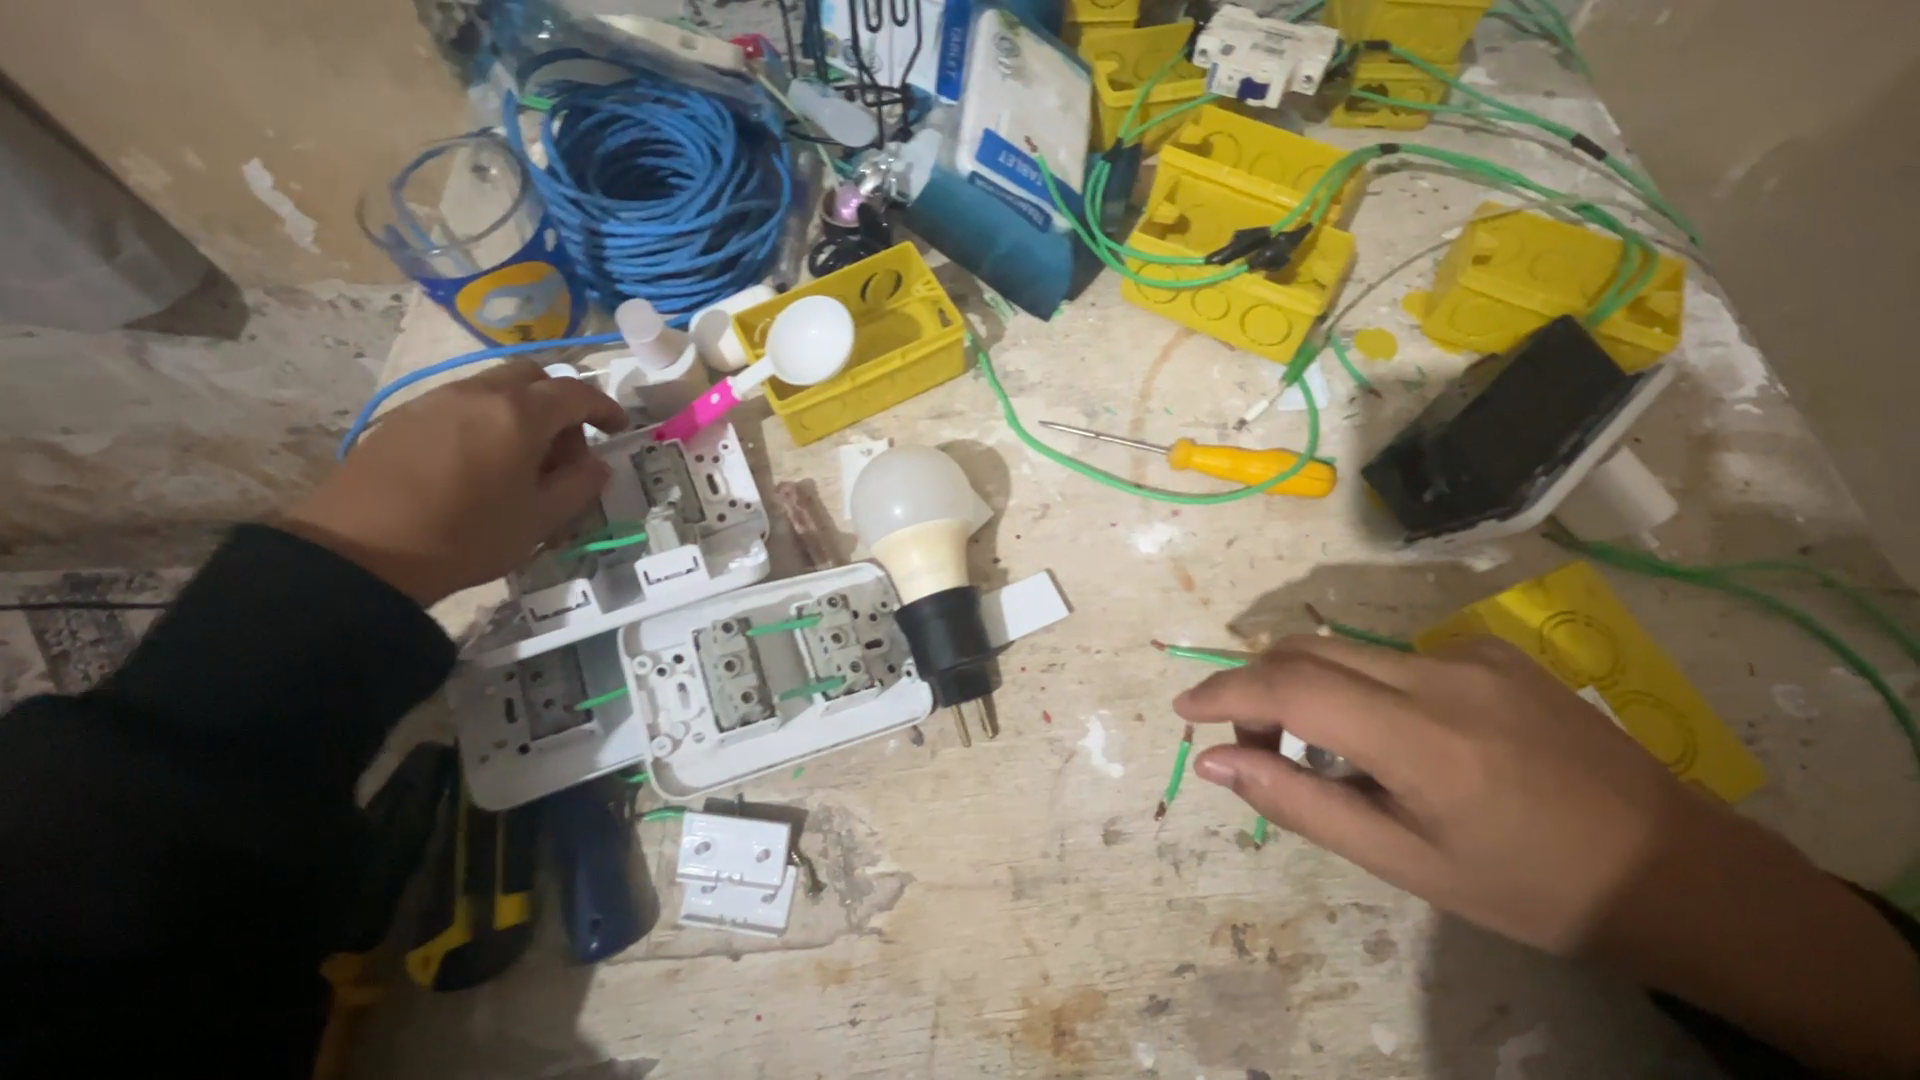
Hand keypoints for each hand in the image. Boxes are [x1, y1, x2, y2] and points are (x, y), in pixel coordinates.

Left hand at [282, 362, 626, 605]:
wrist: (361, 552)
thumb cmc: (466, 536)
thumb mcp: (539, 520)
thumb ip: (579, 486)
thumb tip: (597, 465)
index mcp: (519, 414)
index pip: (576, 393)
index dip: (604, 408)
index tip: (618, 429)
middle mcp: (478, 394)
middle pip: (532, 377)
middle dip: (560, 404)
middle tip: (567, 447)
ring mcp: (436, 401)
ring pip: (494, 388)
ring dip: (521, 412)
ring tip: (523, 460)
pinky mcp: (404, 418)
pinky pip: (462, 405)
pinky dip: (487, 420)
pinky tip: (481, 463)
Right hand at [1175, 636, 1919, 1075]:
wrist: (1674, 870)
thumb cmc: (1528, 887)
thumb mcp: (1402, 862)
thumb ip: (1298, 803)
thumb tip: (1215, 761)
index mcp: (1421, 740)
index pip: (1292, 685)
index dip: (1224, 690)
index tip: (1183, 710)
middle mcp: (1442, 676)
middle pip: (1309, 649)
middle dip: (1255, 685)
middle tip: (1246, 743)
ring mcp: (1473, 654)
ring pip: (1348, 649)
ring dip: (1305, 685)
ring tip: (1319, 751)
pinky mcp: (1496, 650)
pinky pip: (1396, 656)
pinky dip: (1361, 685)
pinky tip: (1392, 737)